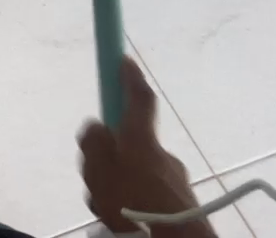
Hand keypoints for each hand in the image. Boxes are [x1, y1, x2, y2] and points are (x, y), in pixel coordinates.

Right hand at [79, 59, 212, 236]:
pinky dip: (135, 199)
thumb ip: (93, 142)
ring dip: (122, 180)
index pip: (138, 98)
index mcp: (140, 140)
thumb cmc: (133, 204)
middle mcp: (162, 155)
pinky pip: (150, 192)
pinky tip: (124, 217)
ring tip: (107, 204)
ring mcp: (176, 181)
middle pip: (131, 141)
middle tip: (96, 174)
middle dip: (113, 152)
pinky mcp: (183, 204)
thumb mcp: (97, 170)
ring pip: (138, 169)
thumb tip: (99, 127)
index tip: (124, 58)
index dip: (130, 76)